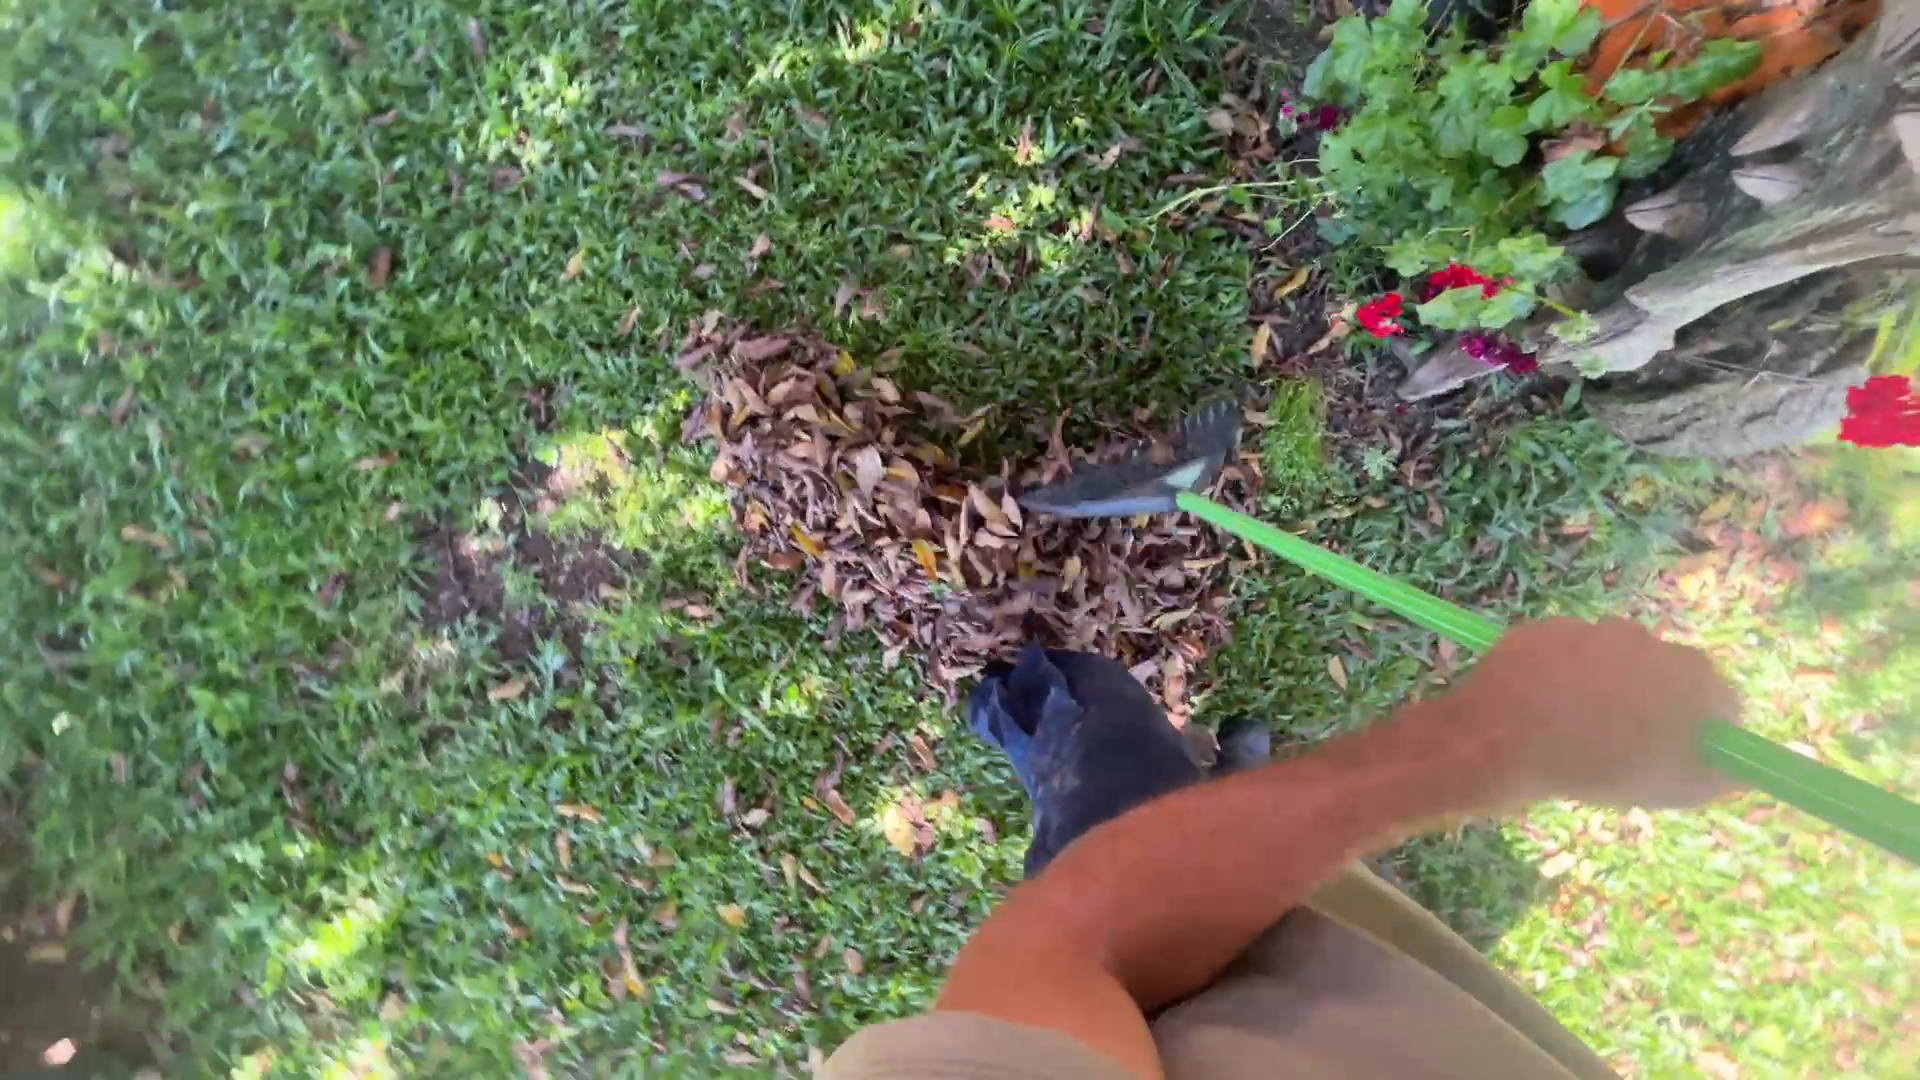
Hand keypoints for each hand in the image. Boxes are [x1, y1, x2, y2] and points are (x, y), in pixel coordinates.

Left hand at [1441, 617, 1742, 808]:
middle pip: (1657, 669)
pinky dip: (1553, 666)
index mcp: (1691, 673)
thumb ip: (1723, 771)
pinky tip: (1537, 695)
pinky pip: (1558, 648)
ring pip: (1603, 655)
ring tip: (1570, 716)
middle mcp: (1642, 639)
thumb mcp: (1679, 786)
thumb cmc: (1598, 765)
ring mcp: (1584, 628)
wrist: (1501, 738)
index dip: (1697, 723)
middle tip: (1615, 731)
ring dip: (1596, 677)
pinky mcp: (1537, 627)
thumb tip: (1739, 765)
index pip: (1714, 696)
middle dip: (1645, 695)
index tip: (1674, 744)